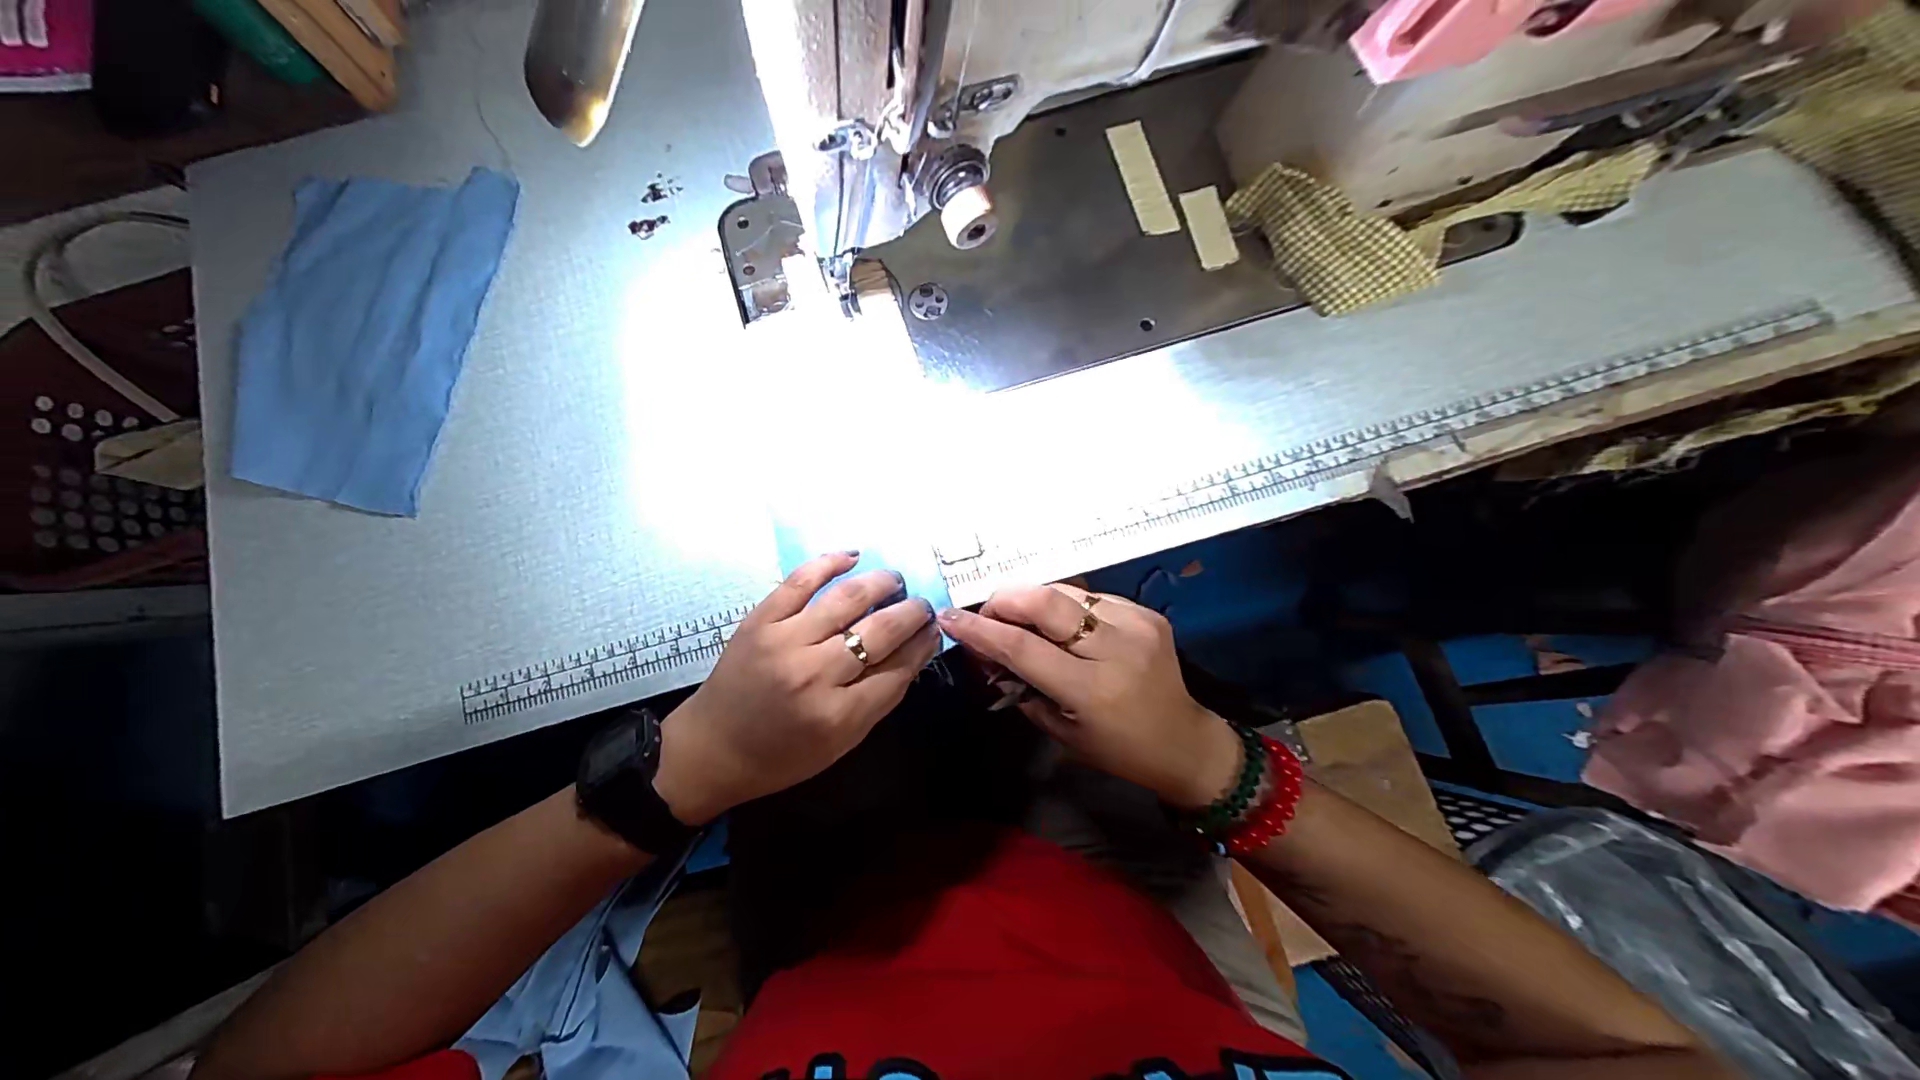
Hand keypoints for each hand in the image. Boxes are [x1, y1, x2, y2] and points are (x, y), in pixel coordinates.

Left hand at [651, 552, 940, 824]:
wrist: (711, 748)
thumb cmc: (782, 755)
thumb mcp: (841, 743)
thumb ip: (880, 698)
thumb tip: (915, 651)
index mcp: (839, 715)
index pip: (898, 668)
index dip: (923, 644)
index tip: (934, 630)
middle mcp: (815, 674)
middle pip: (880, 631)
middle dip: (911, 613)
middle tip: (922, 605)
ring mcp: (785, 642)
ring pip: (848, 599)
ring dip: (881, 583)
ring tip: (895, 580)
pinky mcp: (760, 620)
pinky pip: (801, 581)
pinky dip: (829, 563)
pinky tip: (852, 557)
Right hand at [937, 585, 1242, 809]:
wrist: (1185, 741)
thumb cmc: (1119, 749)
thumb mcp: (1064, 731)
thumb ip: (1025, 688)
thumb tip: (990, 653)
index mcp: (1092, 689)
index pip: (1023, 647)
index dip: (981, 629)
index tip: (951, 617)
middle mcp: (1116, 649)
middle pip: (1046, 602)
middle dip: (1005, 600)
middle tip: (986, 611)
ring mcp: (1137, 624)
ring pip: (1067, 591)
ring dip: (1033, 598)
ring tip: (1016, 614)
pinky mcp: (1148, 613)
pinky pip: (1092, 597)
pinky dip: (1066, 605)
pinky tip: (1059, 622)